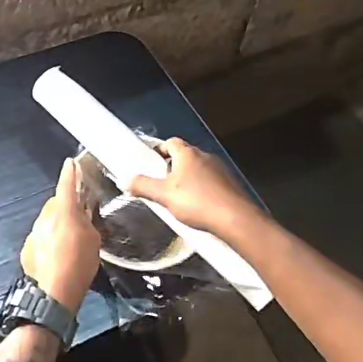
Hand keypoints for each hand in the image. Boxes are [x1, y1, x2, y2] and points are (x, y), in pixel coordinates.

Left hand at [20, 158, 100, 311]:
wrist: (53, 293)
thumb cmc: (79, 265)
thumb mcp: (93, 240)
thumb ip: (86, 221)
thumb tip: (81, 214)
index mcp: (64, 211)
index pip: (66, 184)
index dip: (70, 172)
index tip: (71, 162)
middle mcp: (45, 217)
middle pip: (56, 203)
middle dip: (66, 206)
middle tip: (79, 217)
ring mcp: (34, 232)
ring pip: (47, 220)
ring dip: (57, 224)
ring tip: (69, 240)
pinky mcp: (27, 247)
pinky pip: (40, 236)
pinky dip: (48, 240)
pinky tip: (57, 255)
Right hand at [125, 138, 261, 236]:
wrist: (235, 219)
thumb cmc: (197, 202)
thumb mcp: (163, 196)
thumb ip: (143, 186)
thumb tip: (127, 181)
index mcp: (188, 153)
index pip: (170, 142)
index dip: (159, 151)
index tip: (150, 163)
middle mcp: (205, 156)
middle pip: (184, 156)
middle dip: (172, 168)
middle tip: (161, 184)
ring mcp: (220, 169)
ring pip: (199, 169)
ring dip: (188, 180)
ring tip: (178, 199)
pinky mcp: (230, 184)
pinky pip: (211, 182)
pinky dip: (202, 190)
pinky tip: (198, 207)